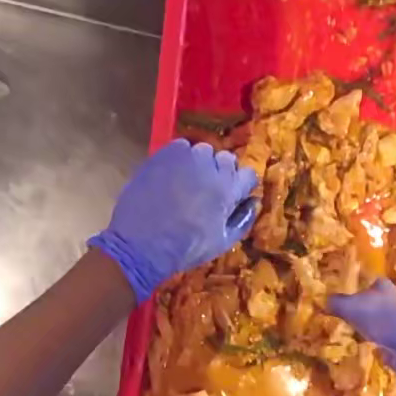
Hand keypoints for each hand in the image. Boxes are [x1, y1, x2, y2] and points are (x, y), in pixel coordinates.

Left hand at [89, 139, 259, 301]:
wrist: (142, 244)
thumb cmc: (186, 248)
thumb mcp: (222, 242)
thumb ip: (242, 220)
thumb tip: (253, 202)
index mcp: (228, 189)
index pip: (248, 174)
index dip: (241, 184)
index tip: (233, 195)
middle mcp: (211, 167)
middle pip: (226, 159)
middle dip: (221, 172)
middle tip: (208, 190)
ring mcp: (186, 158)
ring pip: (203, 151)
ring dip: (201, 164)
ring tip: (188, 182)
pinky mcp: (164, 154)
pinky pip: (181, 147)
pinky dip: (181, 157)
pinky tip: (172, 175)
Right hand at [327, 278, 395, 382]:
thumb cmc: (378, 319)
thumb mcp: (350, 307)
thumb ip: (335, 301)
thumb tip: (324, 301)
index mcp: (382, 283)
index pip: (360, 279)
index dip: (345, 287)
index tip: (332, 297)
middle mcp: (390, 294)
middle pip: (364, 297)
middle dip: (350, 305)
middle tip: (334, 313)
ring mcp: (395, 313)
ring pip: (369, 313)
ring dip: (357, 320)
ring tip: (343, 326)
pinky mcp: (395, 329)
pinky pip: (374, 327)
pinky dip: (365, 332)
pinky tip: (357, 338)